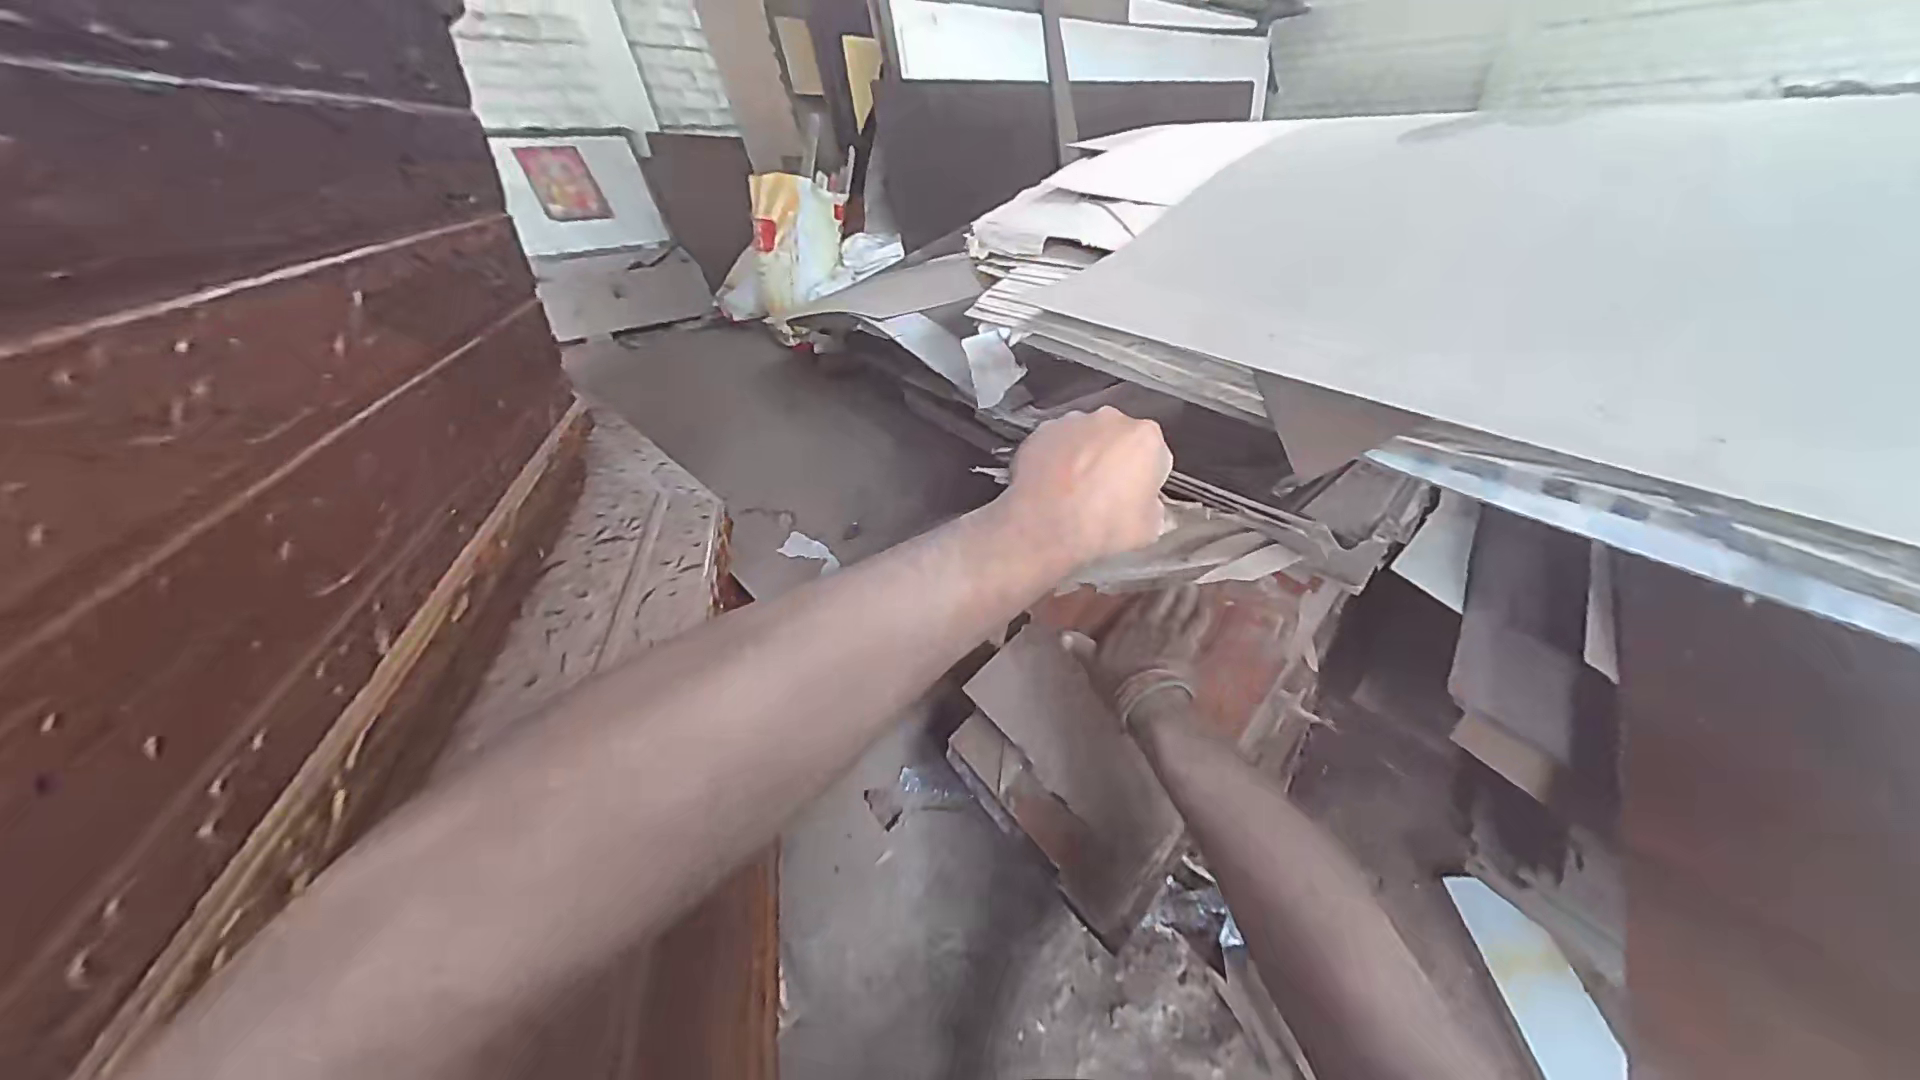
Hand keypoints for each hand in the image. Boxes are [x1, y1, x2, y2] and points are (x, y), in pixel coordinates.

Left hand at [998, 407, 1171, 569]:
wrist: (1045, 528)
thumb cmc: (1097, 525)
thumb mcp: (1147, 529)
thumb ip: (1154, 510)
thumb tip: (1147, 509)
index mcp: (1146, 438)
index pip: (1156, 456)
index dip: (1147, 479)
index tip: (1137, 496)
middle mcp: (1109, 421)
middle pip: (1119, 439)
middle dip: (1115, 461)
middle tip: (1105, 494)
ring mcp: (1072, 423)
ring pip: (1086, 438)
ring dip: (1084, 458)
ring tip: (1076, 493)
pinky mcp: (1042, 432)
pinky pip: (1056, 444)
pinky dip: (1056, 459)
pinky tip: (1053, 486)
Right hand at [1065, 584, 1212, 730]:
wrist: (1148, 699)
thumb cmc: (1118, 684)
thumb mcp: (1093, 666)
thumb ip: (1080, 647)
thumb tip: (1061, 634)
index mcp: (1127, 624)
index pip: (1140, 600)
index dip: (1150, 587)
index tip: (1156, 573)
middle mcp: (1150, 621)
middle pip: (1164, 596)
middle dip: (1172, 583)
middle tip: (1181, 569)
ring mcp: (1173, 630)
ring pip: (1183, 603)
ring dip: (1190, 591)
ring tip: (1194, 579)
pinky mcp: (1190, 643)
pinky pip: (1200, 620)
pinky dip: (1205, 607)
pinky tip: (1210, 598)